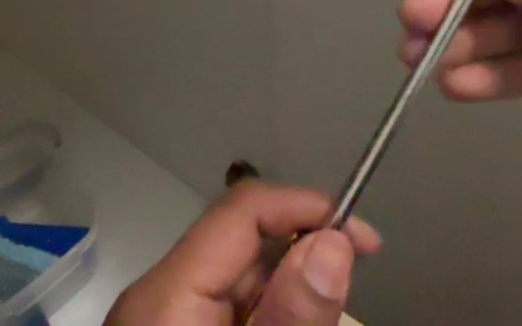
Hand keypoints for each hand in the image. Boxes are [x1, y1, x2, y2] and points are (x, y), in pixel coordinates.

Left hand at [105, 181, 379, 325]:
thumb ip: (289, 314)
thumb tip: (335, 244)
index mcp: (166, 290)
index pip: (243, 208)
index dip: (307, 207)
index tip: (363, 238)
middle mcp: (158, 293)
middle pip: (246, 244)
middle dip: (306, 259)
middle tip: (348, 302)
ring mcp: (159, 318)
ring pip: (243, 279)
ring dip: (290, 294)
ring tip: (321, 316)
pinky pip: (227, 307)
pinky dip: (266, 314)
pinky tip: (289, 324)